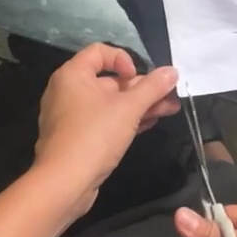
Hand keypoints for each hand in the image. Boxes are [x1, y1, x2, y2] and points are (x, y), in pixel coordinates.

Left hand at [31, 43, 178, 219]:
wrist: (64, 184)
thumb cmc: (94, 136)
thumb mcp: (128, 108)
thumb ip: (152, 87)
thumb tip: (173, 71)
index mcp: (72, 75)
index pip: (100, 52)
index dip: (123, 59)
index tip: (138, 77)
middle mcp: (67, 91)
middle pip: (109, 80)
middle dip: (142, 88)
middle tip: (169, 96)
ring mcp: (71, 117)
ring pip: (109, 103)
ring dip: (139, 105)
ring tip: (169, 110)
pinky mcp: (76, 138)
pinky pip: (103, 121)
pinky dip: (125, 120)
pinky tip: (149, 124)